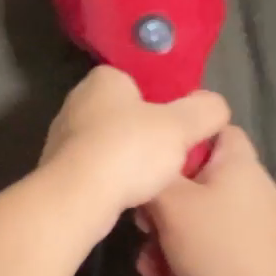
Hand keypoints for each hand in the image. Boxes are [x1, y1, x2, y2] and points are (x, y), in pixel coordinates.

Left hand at [37, 67, 230, 233]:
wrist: (77, 195)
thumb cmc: (128, 149)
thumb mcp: (180, 126)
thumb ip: (204, 111)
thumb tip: (216, 105)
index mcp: (103, 79)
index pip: (138, 82)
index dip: (161, 102)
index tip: (178, 124)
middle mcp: (78, 100)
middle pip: (124, 113)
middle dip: (146, 133)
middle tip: (171, 154)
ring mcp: (64, 134)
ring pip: (110, 142)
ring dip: (129, 158)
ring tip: (153, 179)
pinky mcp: (59, 166)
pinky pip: (96, 167)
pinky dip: (112, 178)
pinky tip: (128, 194)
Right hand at [136, 127, 275, 275]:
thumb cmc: (220, 248)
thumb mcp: (173, 205)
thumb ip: (153, 177)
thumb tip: (144, 164)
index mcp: (238, 164)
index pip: (213, 127)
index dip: (182, 135)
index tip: (152, 154)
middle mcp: (249, 190)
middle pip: (195, 181)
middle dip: (161, 207)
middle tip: (142, 225)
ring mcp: (252, 228)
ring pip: (195, 222)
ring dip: (165, 244)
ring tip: (149, 269)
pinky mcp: (249, 262)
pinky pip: (207, 251)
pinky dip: (184, 266)